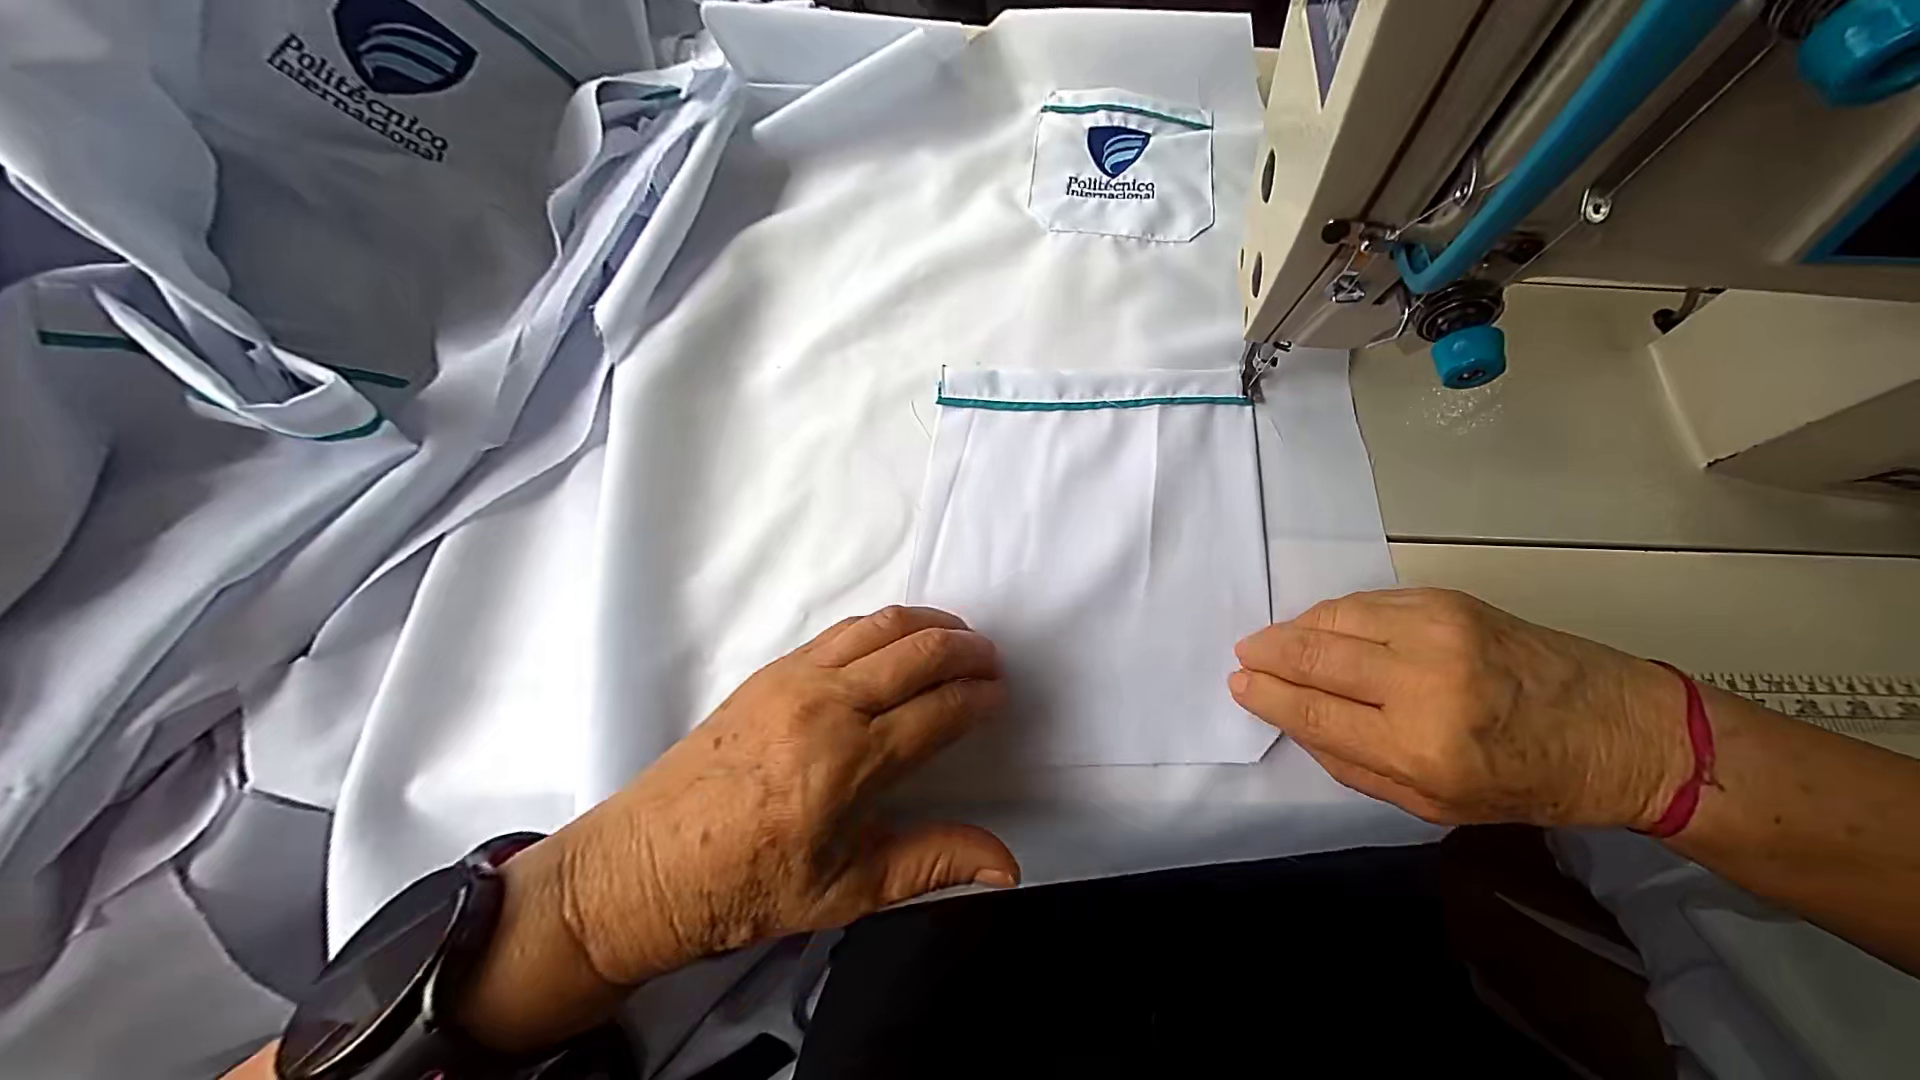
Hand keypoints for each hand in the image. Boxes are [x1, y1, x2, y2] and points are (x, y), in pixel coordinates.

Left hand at [458, 606, 1016, 1049]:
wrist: (645, 863)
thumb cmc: (747, 886)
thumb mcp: (847, 892)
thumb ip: (933, 862)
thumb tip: (1008, 866)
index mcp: (850, 763)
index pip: (940, 711)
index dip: (980, 698)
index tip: (1001, 696)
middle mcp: (827, 705)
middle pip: (919, 652)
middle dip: (968, 650)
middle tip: (992, 662)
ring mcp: (796, 678)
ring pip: (883, 626)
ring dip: (931, 625)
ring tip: (959, 637)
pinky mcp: (772, 669)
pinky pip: (844, 629)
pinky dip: (886, 624)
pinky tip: (900, 638)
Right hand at [1228, 588, 1690, 828]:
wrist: (1622, 730)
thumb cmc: (1525, 782)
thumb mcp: (1431, 805)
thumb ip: (1349, 762)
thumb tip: (1289, 715)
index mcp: (1420, 750)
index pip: (1312, 712)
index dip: (1265, 695)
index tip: (1238, 683)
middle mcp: (1424, 683)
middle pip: (1312, 656)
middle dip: (1265, 653)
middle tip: (1244, 653)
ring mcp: (1436, 632)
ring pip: (1331, 618)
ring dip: (1293, 629)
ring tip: (1275, 641)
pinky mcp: (1446, 601)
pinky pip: (1363, 602)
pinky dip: (1331, 615)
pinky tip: (1321, 627)